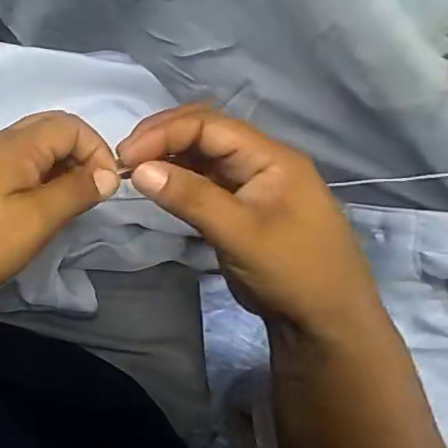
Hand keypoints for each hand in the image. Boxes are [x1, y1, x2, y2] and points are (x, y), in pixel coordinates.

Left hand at [0, 111, 121, 304]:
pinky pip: (22, 164)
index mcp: (15, 144)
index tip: (105, 187)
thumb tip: (109, 173)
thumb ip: (76, 190)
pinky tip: (47, 205)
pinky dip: (44, 176)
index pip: (70, 125)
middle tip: (92, 189)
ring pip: (38, 146)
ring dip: (63, 166)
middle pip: (53, 129)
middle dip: (82, 153)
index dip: (96, 150)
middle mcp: (0, 143)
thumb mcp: (38, 218)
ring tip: (72, 200)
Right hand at [117, 105, 384, 333]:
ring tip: (131, 171)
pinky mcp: (237, 204)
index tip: (126, 157)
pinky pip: (200, 178)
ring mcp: (248, 182)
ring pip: (199, 154)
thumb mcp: (240, 234)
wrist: (324, 322)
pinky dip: (173, 177)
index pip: (209, 125)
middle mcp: (259, 161)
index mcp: (271, 157)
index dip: (163, 133)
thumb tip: (137, 169)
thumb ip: (190, 197)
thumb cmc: (293, 272)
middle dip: (161, 137)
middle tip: (123, 159)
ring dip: (165, 155)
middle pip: (204, 131)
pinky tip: (153, 185)